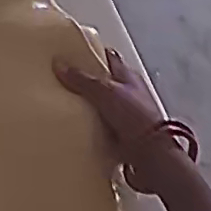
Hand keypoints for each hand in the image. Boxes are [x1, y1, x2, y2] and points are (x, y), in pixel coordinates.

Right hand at [56, 48, 190, 194]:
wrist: (152, 156)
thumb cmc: (133, 116)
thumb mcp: (105, 92)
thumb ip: (82, 79)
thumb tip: (58, 63)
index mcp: (128, 76)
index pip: (109, 58)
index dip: (94, 54)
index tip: (74, 53)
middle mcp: (129, 94)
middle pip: (104, 82)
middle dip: (87, 82)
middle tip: (63, 80)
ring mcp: (127, 116)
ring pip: (102, 105)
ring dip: (88, 106)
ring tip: (64, 104)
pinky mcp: (124, 137)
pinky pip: (102, 127)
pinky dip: (91, 127)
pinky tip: (76, 128)